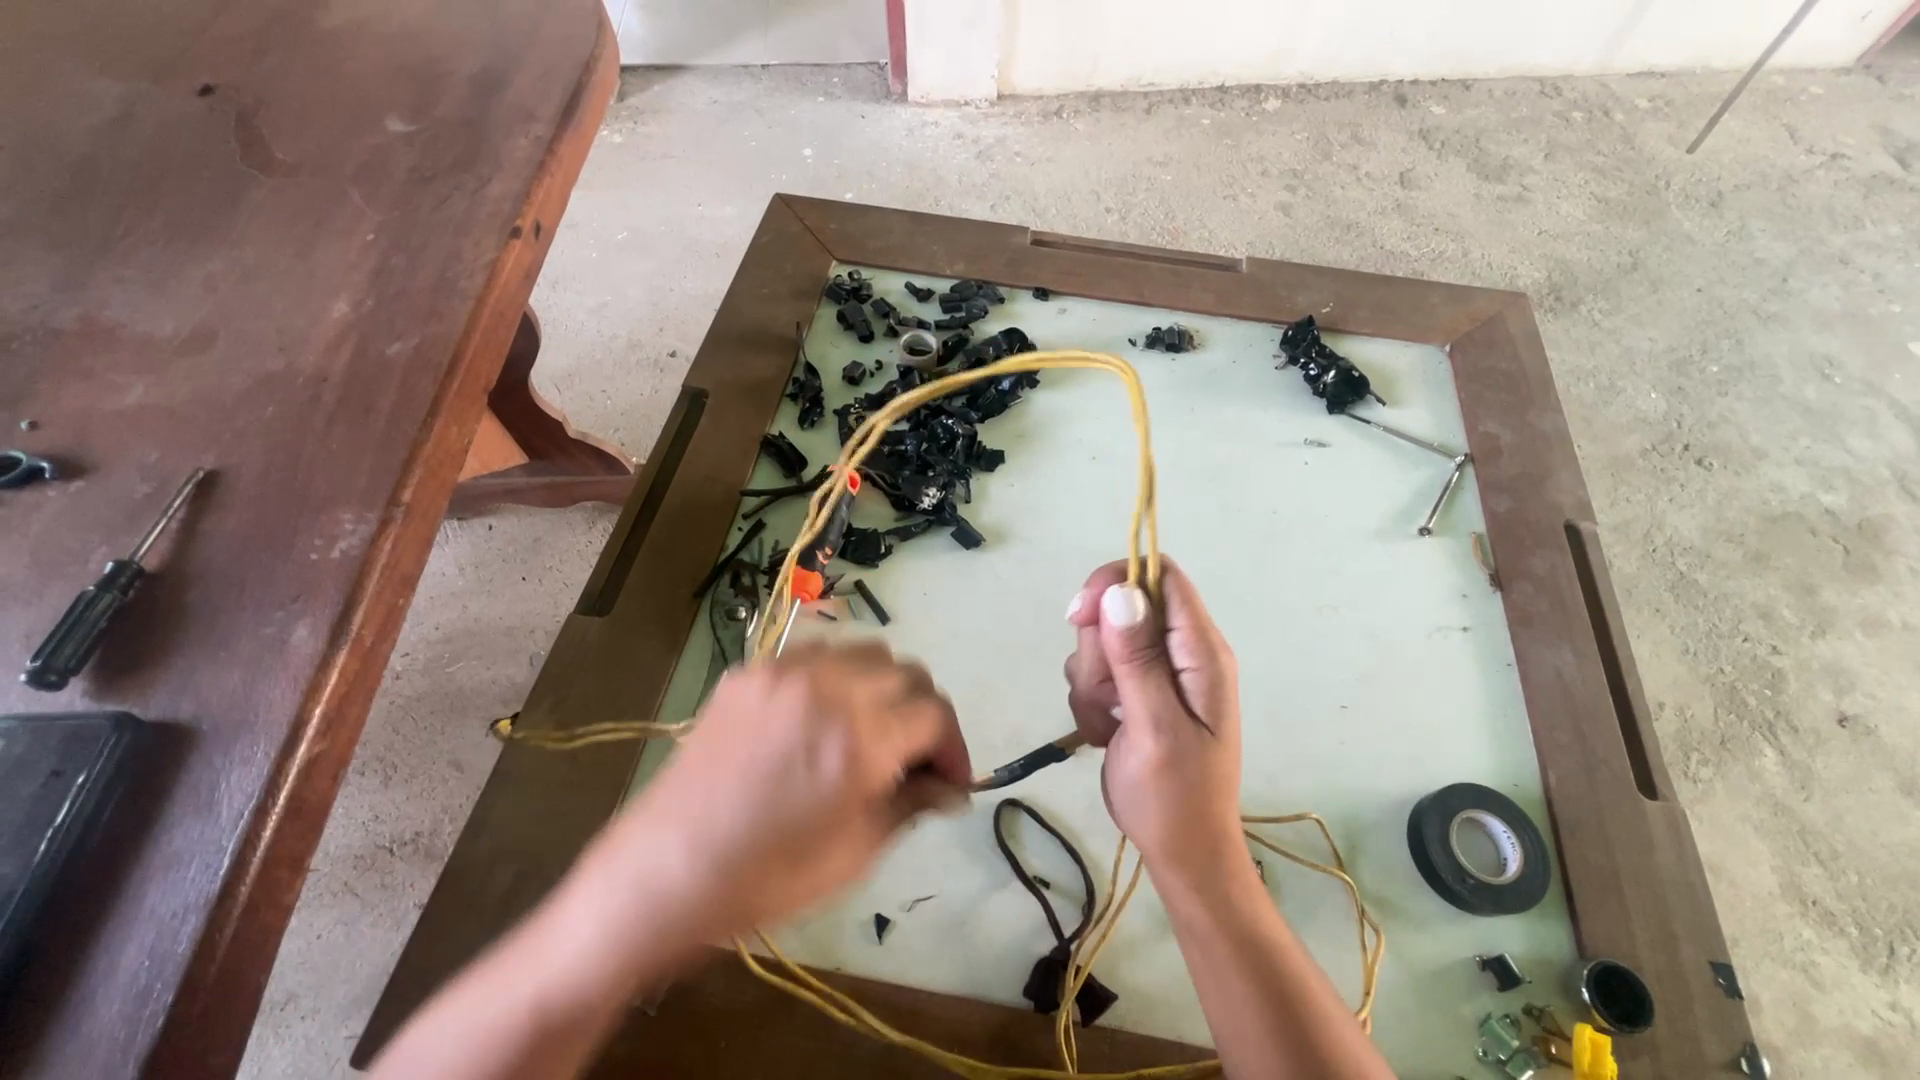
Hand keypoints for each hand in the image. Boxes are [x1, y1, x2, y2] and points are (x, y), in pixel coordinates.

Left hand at [613, 640, 971, 937]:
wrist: (668, 870)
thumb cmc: (770, 876)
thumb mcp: (858, 850)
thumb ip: (913, 803)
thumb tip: (952, 787)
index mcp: (862, 738)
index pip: (935, 713)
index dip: (953, 748)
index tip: (948, 780)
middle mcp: (830, 688)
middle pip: (907, 673)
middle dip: (923, 713)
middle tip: (914, 756)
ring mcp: (785, 672)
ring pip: (864, 651)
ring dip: (882, 686)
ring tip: (870, 728)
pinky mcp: (750, 673)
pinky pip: (814, 655)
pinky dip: (835, 678)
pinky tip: (821, 717)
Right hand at [1063, 559, 1242, 875]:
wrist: (1181, 851)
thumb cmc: (1175, 797)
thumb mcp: (1156, 729)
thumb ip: (1139, 660)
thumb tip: (1120, 591)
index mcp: (1200, 652)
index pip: (1161, 577)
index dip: (1116, 580)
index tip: (1079, 616)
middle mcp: (1181, 653)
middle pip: (1121, 607)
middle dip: (1097, 649)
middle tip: (1105, 696)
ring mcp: (1158, 673)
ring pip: (1102, 641)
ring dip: (1090, 681)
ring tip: (1110, 725)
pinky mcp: (1136, 692)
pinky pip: (1096, 672)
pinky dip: (1090, 701)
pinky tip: (1106, 733)